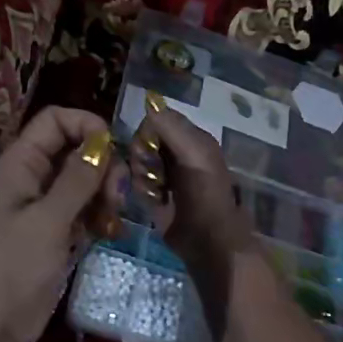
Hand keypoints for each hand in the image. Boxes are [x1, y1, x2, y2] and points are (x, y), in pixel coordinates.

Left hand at [0, 106, 116, 341]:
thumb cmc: (11, 269)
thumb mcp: (48, 220)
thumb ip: (77, 179)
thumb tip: (102, 140)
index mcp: (15, 166)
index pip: (53, 122)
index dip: (87, 126)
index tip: (117, 151)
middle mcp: (25, 183)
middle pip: (70, 153)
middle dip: (100, 165)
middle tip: (120, 196)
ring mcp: (36, 214)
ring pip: (77, 187)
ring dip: (101, 195)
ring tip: (115, 218)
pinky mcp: (46, 242)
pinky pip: (76, 217)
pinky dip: (94, 219)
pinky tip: (110, 232)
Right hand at [131, 107, 254, 275]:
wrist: (207, 240)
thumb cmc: (205, 196)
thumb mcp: (195, 156)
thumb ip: (173, 129)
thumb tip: (149, 101)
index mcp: (191, 138)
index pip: (156, 121)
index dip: (146, 134)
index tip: (148, 151)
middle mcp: (176, 152)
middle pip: (142, 141)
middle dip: (141, 157)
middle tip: (152, 175)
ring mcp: (164, 174)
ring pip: (136, 162)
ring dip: (140, 176)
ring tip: (154, 191)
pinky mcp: (153, 194)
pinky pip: (134, 182)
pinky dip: (139, 189)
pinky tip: (151, 200)